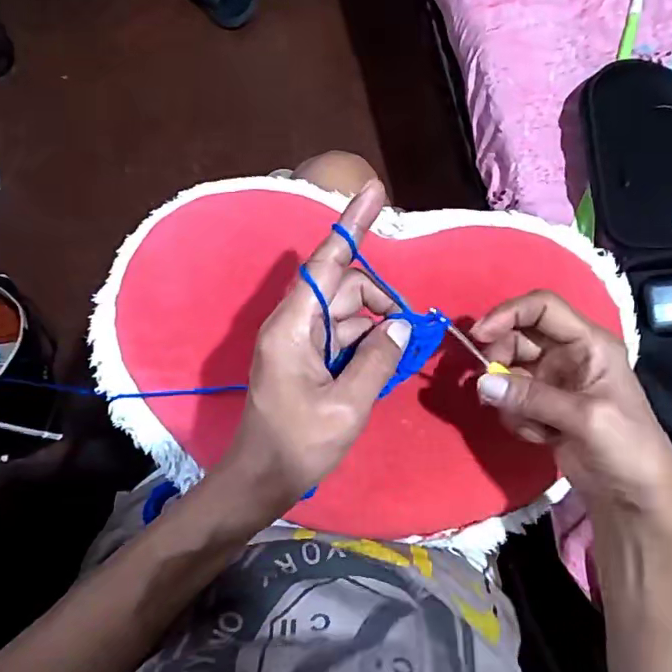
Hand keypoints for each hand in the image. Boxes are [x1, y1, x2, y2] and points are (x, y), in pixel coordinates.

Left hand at [217, 181, 408, 509]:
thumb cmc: (298, 445)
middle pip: (343, 288)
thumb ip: (377, 359)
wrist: (262, 480)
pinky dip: (366, 345)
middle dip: (379, 300)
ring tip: (398, 355)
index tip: (373, 191)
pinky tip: (382, 365)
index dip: (351, 226)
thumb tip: (400, 325)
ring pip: (347, 314)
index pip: (326, 263)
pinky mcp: (306, 360)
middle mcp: (294, 325)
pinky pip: (343, 338)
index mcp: (294, 328)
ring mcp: (299, 343)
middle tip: (410, 330)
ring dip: (376, 327)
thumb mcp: (347, 405)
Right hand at [470, 290, 671, 518]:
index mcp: (590, 343)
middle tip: (490, 387)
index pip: (543, 307)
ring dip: (509, 398)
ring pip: (510, 371)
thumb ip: (533, 397)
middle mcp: (570, 355)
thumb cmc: (626, 447)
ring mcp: (554, 382)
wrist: (634, 498)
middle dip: (500, 360)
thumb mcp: (584, 418)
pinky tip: (540, 438)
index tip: (479, 336)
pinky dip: (516, 418)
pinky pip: (512, 400)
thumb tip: (483, 382)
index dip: (509, 313)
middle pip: (518, 337)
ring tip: (532, 427)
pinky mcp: (543, 408)